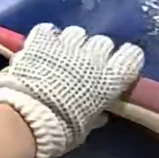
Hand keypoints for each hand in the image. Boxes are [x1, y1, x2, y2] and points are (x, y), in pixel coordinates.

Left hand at [0, 24, 142, 157]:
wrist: (26, 116)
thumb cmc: (61, 128)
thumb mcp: (86, 125)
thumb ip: (95, 114)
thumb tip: (101, 114)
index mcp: (111, 78)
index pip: (131, 55)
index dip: (124, 59)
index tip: (115, 65)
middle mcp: (93, 57)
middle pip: (102, 42)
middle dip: (94, 51)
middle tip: (82, 64)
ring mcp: (66, 47)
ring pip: (75, 33)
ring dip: (70, 42)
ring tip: (59, 54)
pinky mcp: (40, 42)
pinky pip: (46, 30)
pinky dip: (45, 35)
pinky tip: (41, 43)